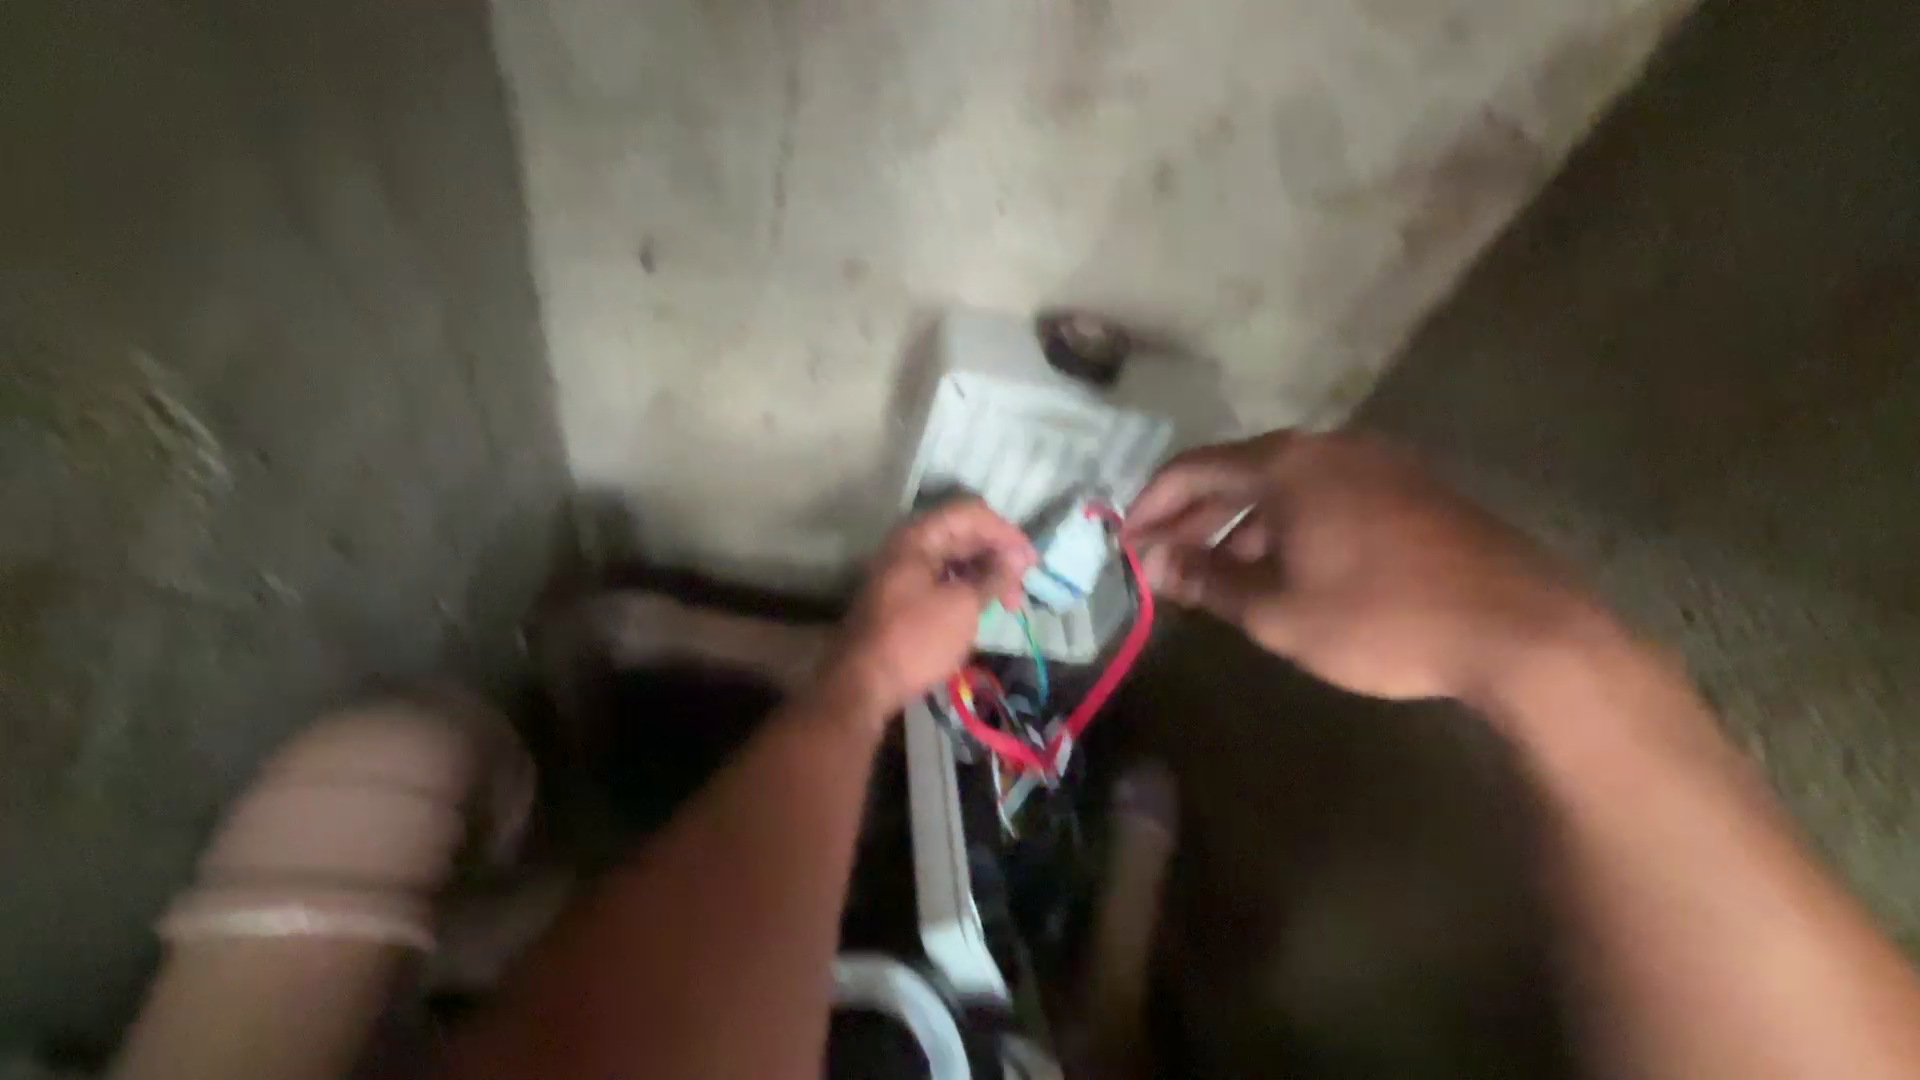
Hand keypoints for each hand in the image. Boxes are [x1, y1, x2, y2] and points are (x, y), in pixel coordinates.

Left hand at [827, 497, 1037, 715]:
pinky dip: (967, 588)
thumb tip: (1018, 556)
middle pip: (963, 533)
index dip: (1005, 532)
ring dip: (985, 574)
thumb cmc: (915, 640)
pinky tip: (984, 608)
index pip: (971, 513)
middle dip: (998, 554)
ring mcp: (904, 572)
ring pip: (954, 559)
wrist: (861, 685)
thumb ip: (993, 576)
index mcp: (918, 537)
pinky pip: (943, 579)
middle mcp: (908, 546)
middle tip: (1023, 586)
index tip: (1031, 562)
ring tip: (1010, 603)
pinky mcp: (904, 598)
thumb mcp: (962, 606)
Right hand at [1124, 431, 1607, 702]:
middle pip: (1236, 475)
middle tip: (1158, 562)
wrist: (1523, 632)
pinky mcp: (1410, 492)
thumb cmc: (1380, 619)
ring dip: (1237, 528)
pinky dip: (1285, 529)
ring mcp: (1377, 466)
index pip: (1193, 470)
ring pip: (1282, 489)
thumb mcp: (1277, 609)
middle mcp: (1329, 449)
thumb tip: (1154, 563)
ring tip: (1211, 575)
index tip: (1125, 542)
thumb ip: (1207, 580)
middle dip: (1190, 519)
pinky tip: (1280, 570)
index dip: (1150, 506)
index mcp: (1289, 465)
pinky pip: (1323, 499)